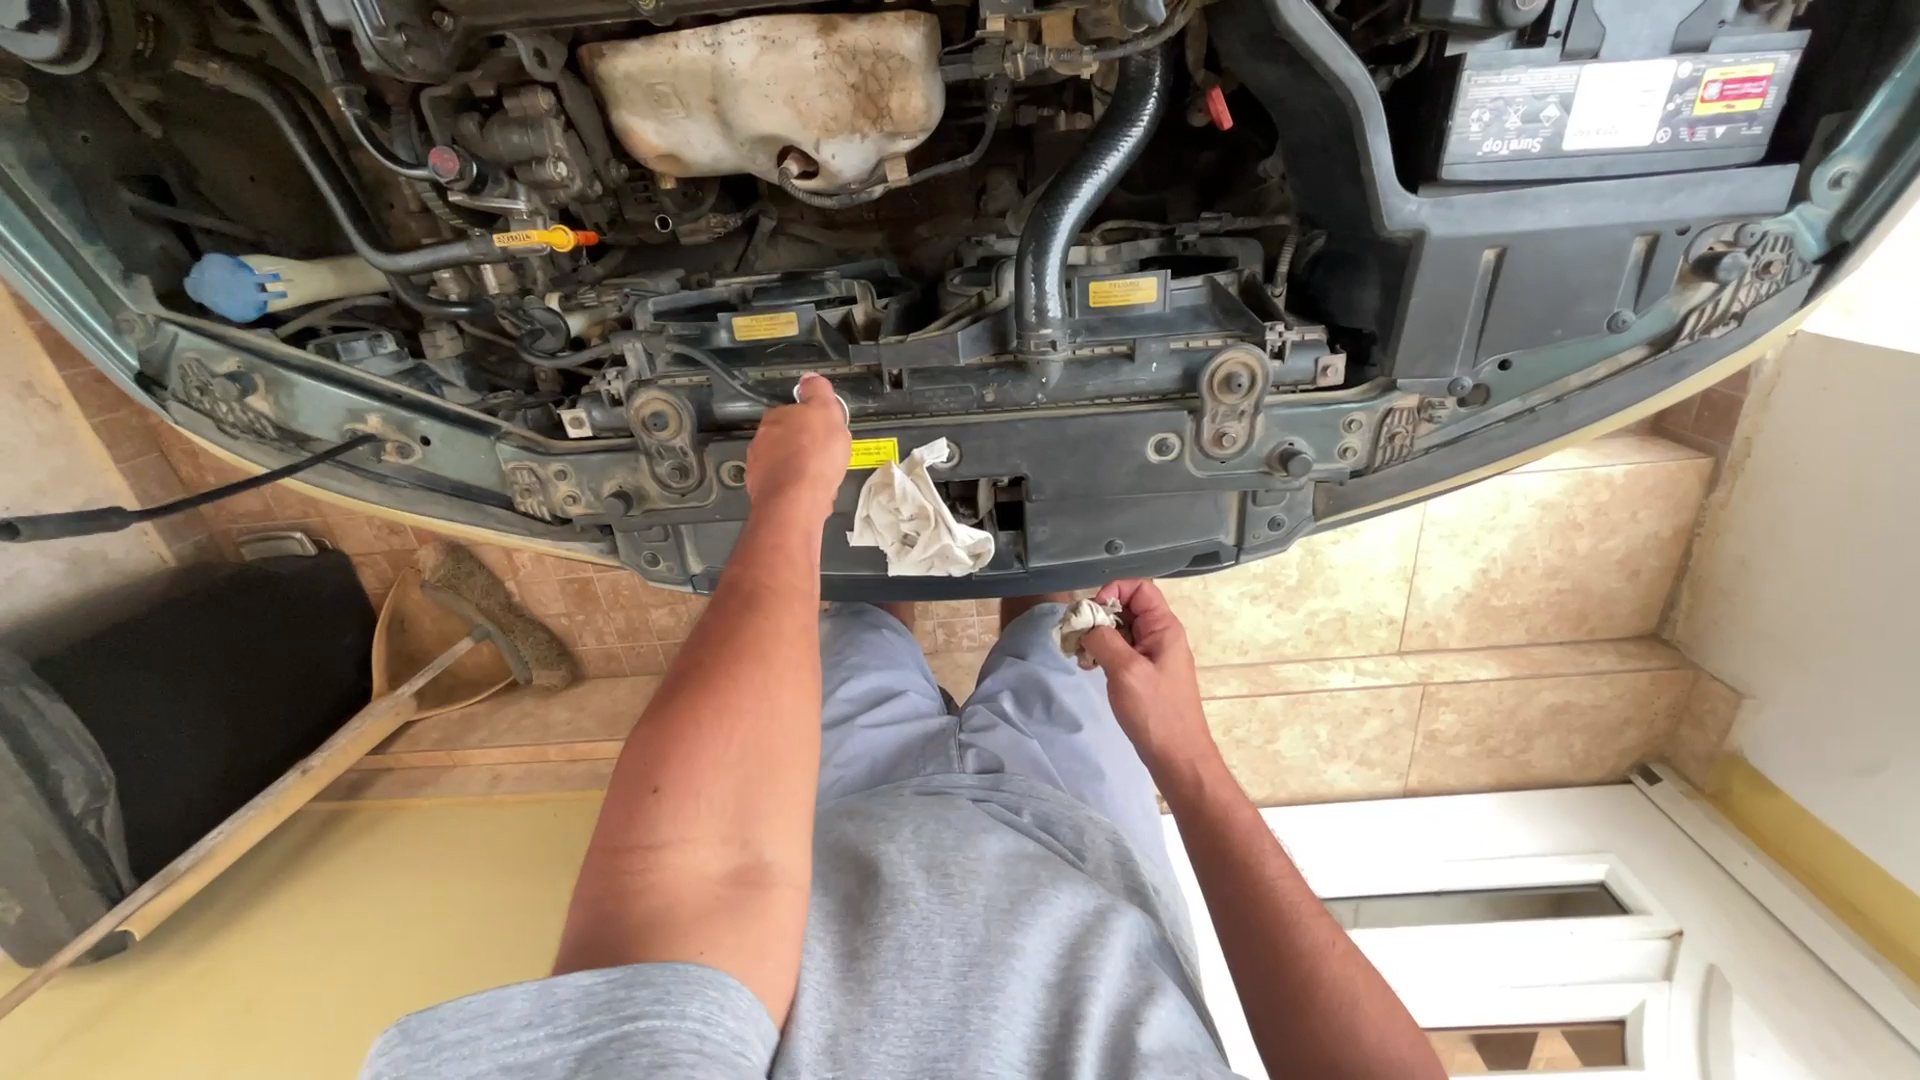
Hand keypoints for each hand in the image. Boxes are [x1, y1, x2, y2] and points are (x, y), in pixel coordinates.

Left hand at [745, 373, 850, 521]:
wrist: (797, 501)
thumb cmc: (814, 455)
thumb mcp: (826, 411)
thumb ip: (818, 392)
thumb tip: (810, 378)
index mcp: (775, 418)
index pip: (793, 414)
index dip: (813, 423)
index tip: (827, 432)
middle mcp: (761, 442)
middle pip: (787, 440)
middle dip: (805, 447)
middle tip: (827, 456)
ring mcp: (759, 469)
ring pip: (785, 466)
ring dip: (801, 470)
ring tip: (823, 478)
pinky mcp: (764, 495)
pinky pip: (786, 488)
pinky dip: (799, 490)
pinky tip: (814, 494)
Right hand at [1080, 579, 1217, 775]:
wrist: (1177, 757)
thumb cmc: (1156, 712)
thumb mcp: (1126, 671)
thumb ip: (1104, 639)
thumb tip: (1086, 624)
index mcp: (1164, 628)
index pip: (1139, 588)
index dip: (1113, 591)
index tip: (1093, 614)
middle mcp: (1160, 635)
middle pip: (1126, 607)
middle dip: (1099, 617)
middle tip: (1079, 638)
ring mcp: (1152, 655)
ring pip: (1120, 629)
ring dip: (1097, 637)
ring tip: (1082, 657)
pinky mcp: (1143, 673)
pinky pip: (1120, 650)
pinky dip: (1102, 654)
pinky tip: (1089, 668)